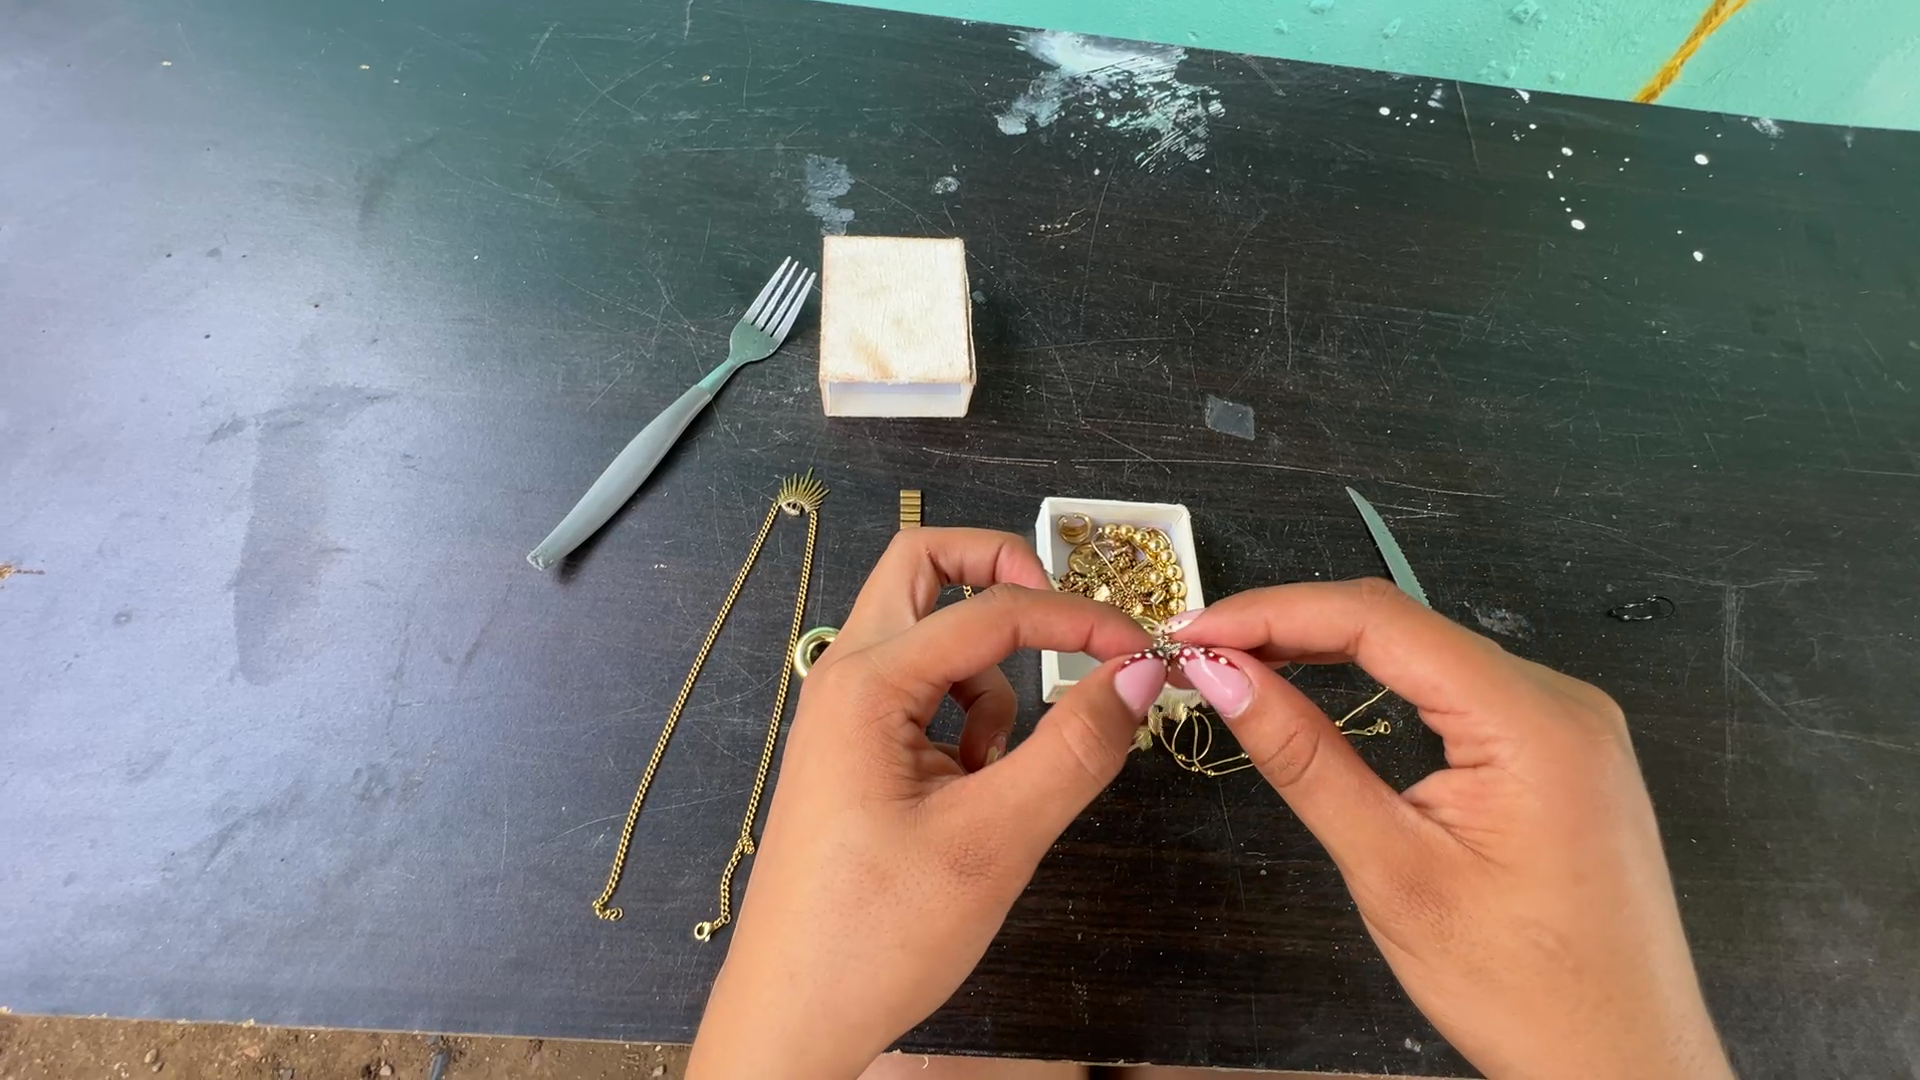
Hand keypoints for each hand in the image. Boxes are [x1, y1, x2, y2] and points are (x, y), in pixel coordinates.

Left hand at [686, 529, 1163, 1079]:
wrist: (793, 1018)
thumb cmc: (881, 933)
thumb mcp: (994, 841)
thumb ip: (1074, 749)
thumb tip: (1139, 671)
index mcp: (868, 681)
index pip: (992, 611)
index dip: (1077, 618)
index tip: (1142, 650)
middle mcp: (848, 672)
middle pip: (922, 566)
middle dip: (998, 570)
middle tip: (1058, 615)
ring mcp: (848, 706)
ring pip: (929, 628)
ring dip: (985, 667)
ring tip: (995, 764)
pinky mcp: (859, 741)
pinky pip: (926, 688)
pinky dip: (966, 713)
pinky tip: (970, 786)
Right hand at [1166, 580, 1731, 1079]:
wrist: (1625, 1074)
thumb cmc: (1513, 986)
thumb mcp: (1388, 868)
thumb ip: (1301, 757)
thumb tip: (1218, 674)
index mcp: (1530, 720)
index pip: (1377, 620)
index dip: (1272, 612)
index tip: (1193, 633)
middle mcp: (1552, 694)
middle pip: (1394, 622)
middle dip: (1285, 624)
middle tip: (1200, 649)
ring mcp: (1554, 714)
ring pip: (1410, 644)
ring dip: (1315, 643)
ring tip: (1235, 660)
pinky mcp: (1543, 740)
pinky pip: (1434, 677)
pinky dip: (1358, 671)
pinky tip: (1308, 679)